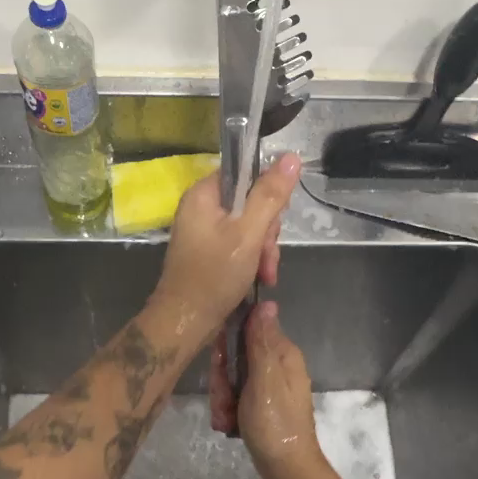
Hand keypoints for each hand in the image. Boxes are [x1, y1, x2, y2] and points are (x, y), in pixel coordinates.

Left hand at [150, 154, 300, 334]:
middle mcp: (200, 209)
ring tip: (266, 274)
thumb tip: (291, 156)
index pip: (244, 174)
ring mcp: (203, 233)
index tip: (276, 220)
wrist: (186, 322)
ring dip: (263, 251)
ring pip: (248, 228)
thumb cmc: (214, 276)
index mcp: (203, 195)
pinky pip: (239, 246)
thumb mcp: (249, 234)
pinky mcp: (208, 254)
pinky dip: (252, 261)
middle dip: (266, 232)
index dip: (266, 195)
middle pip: (250, 204)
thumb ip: (270, 196)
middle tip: (268, 256)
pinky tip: (260, 279)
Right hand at [228, 301, 322, 478]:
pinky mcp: (261, 406)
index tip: (219, 361)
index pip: (249, 329)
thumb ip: (261, 342)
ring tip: (226, 417)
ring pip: (232, 380)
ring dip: (222, 399)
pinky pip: (236, 398)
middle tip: (223, 398)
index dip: (228, 343)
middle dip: (222, 379)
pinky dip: (229, 411)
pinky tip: (228, 424)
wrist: (286, 468)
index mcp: (282, 354)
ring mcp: (268, 387)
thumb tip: (267, 302)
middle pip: (236, 357)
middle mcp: (277, 366)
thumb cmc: (275, 423)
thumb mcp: (264, 379)